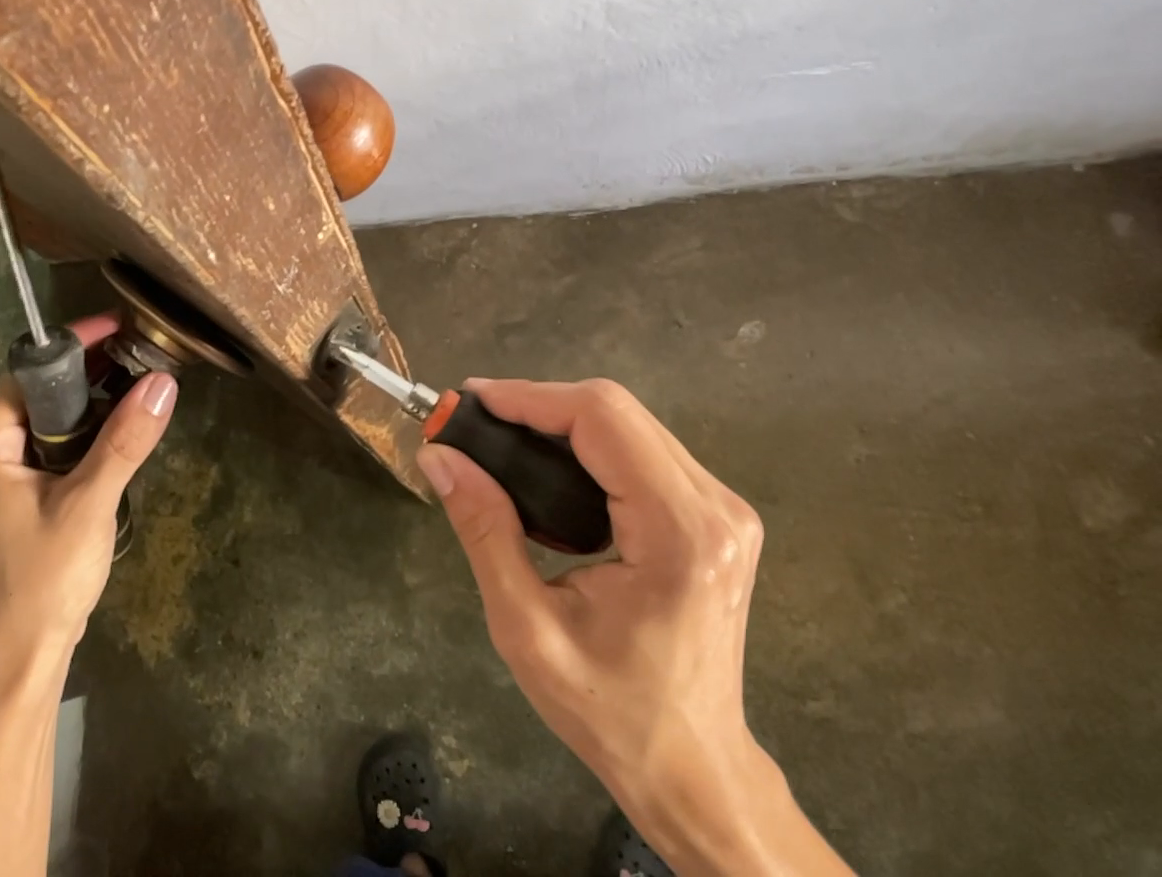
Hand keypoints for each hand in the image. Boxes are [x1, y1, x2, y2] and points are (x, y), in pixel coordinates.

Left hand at [0, 314, 177, 656]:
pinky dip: (86, 435)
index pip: (26, 372)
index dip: (71, 346)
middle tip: (139, 356)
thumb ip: (124, 441)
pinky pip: (55, 448)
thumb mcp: (90, 502)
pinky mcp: (25, 496)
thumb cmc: (48, 575)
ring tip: (139, 385)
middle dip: (87, 372)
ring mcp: (5, 477)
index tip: (119, 330)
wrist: (30, 648)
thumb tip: (163, 382)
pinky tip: (121, 432)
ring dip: (91, 405)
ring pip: (50, 422)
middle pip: (38, 393)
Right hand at [418, 379, 812, 869]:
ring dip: (558, 423)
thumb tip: (440, 458)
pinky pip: (642, 453)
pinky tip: (541, 469)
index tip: (466, 402)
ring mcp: (722, 511)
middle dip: (536, 405)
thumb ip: (485, 532)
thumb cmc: (608, 708)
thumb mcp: (526, 626)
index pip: (603, 420)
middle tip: (470, 422)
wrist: (691, 764)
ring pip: (632, 426)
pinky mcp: (713, 520)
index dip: (529, 397)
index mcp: (679, 533)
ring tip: (495, 441)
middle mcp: (715, 507)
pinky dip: (584, 448)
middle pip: (619, 412)